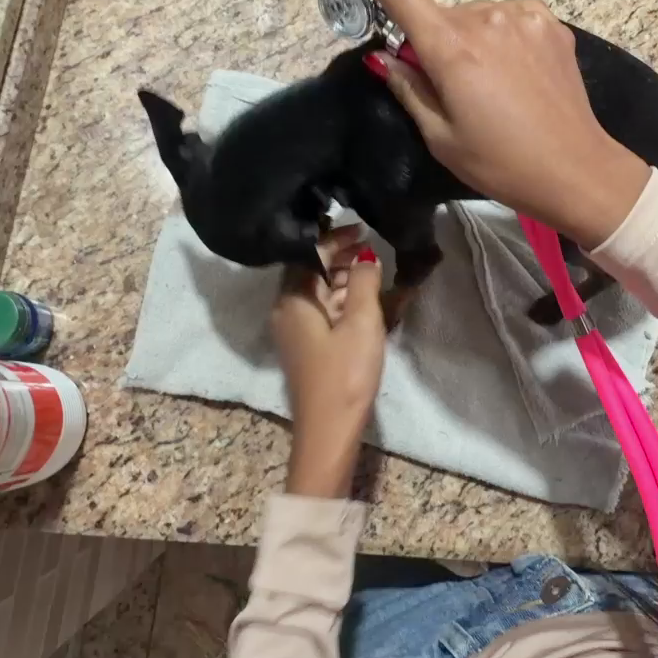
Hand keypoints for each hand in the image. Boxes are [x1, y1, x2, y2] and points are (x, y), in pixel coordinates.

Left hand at [273, 227, 385, 497]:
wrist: (329, 431)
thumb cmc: (345, 372)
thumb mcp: (361, 321)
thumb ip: (364, 281)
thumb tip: (365, 254)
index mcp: (291, 300)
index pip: (307, 254)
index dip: (333, 238)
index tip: (361, 227)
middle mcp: (286, 310)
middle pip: (309, 271)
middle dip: (338, 254)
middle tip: (369, 242)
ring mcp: (294, 331)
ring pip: (317, 291)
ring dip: (341, 276)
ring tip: (372, 264)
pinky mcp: (307, 348)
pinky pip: (322, 311)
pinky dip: (341, 298)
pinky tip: (364, 296)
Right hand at [338, 0, 649, 247]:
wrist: (576, 169)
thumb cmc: (501, 163)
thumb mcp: (441, 138)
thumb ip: (409, 88)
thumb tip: (383, 57)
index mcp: (453, 48)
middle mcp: (487, 18)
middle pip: (441, 16)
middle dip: (435, 43)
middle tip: (452, 90)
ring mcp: (524, 15)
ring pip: (477, 19)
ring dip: (471, 42)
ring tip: (493, 90)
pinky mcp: (551, 22)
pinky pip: (508, 20)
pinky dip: (502, 40)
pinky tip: (517, 76)